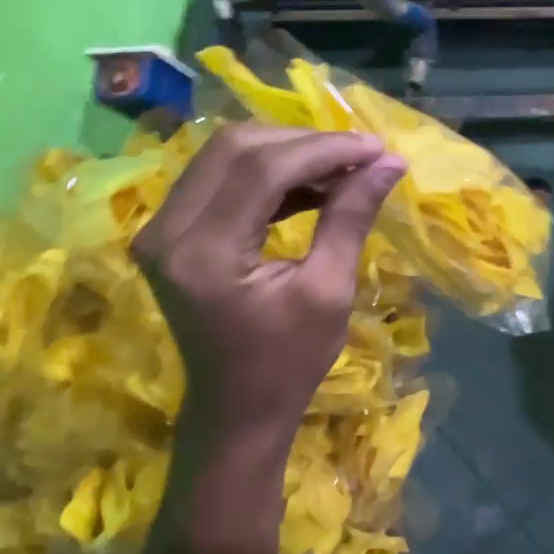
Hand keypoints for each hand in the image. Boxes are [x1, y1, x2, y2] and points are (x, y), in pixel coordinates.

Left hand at [131, 124, 405, 449]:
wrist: (237, 410)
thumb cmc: (288, 362)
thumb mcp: (328, 291)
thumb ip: (351, 218)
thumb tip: (392, 162)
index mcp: (203, 252)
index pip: (262, 169)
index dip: (324, 149)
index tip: (378, 148)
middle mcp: (167, 230)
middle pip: (236, 148)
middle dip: (306, 143)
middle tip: (363, 155)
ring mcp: (161, 228)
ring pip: (227, 155)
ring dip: (289, 152)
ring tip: (345, 168)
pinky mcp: (171, 232)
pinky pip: (221, 178)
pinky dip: (271, 172)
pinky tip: (314, 185)